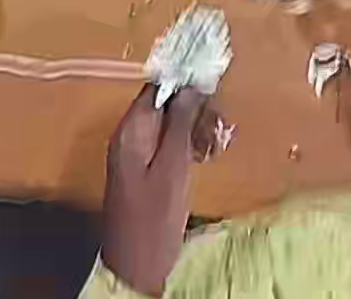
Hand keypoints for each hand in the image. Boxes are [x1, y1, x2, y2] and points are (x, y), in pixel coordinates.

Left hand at [101, 85, 206, 295]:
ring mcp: (139, 152)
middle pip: (169, 102)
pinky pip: (171, 141)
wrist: (137, 270)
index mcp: (132, 129)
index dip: (186, 79)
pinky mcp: (148, 167)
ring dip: (198, 127)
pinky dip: (190, 143)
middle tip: (219, 126)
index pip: (159, 85)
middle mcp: (132, 134)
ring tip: (216, 145)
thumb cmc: (154, 216)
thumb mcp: (173, 164)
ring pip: (174, 121)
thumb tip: (193, 82)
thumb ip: (181, 120)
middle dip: (197, 109)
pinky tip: (207, 155)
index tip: (214, 83)